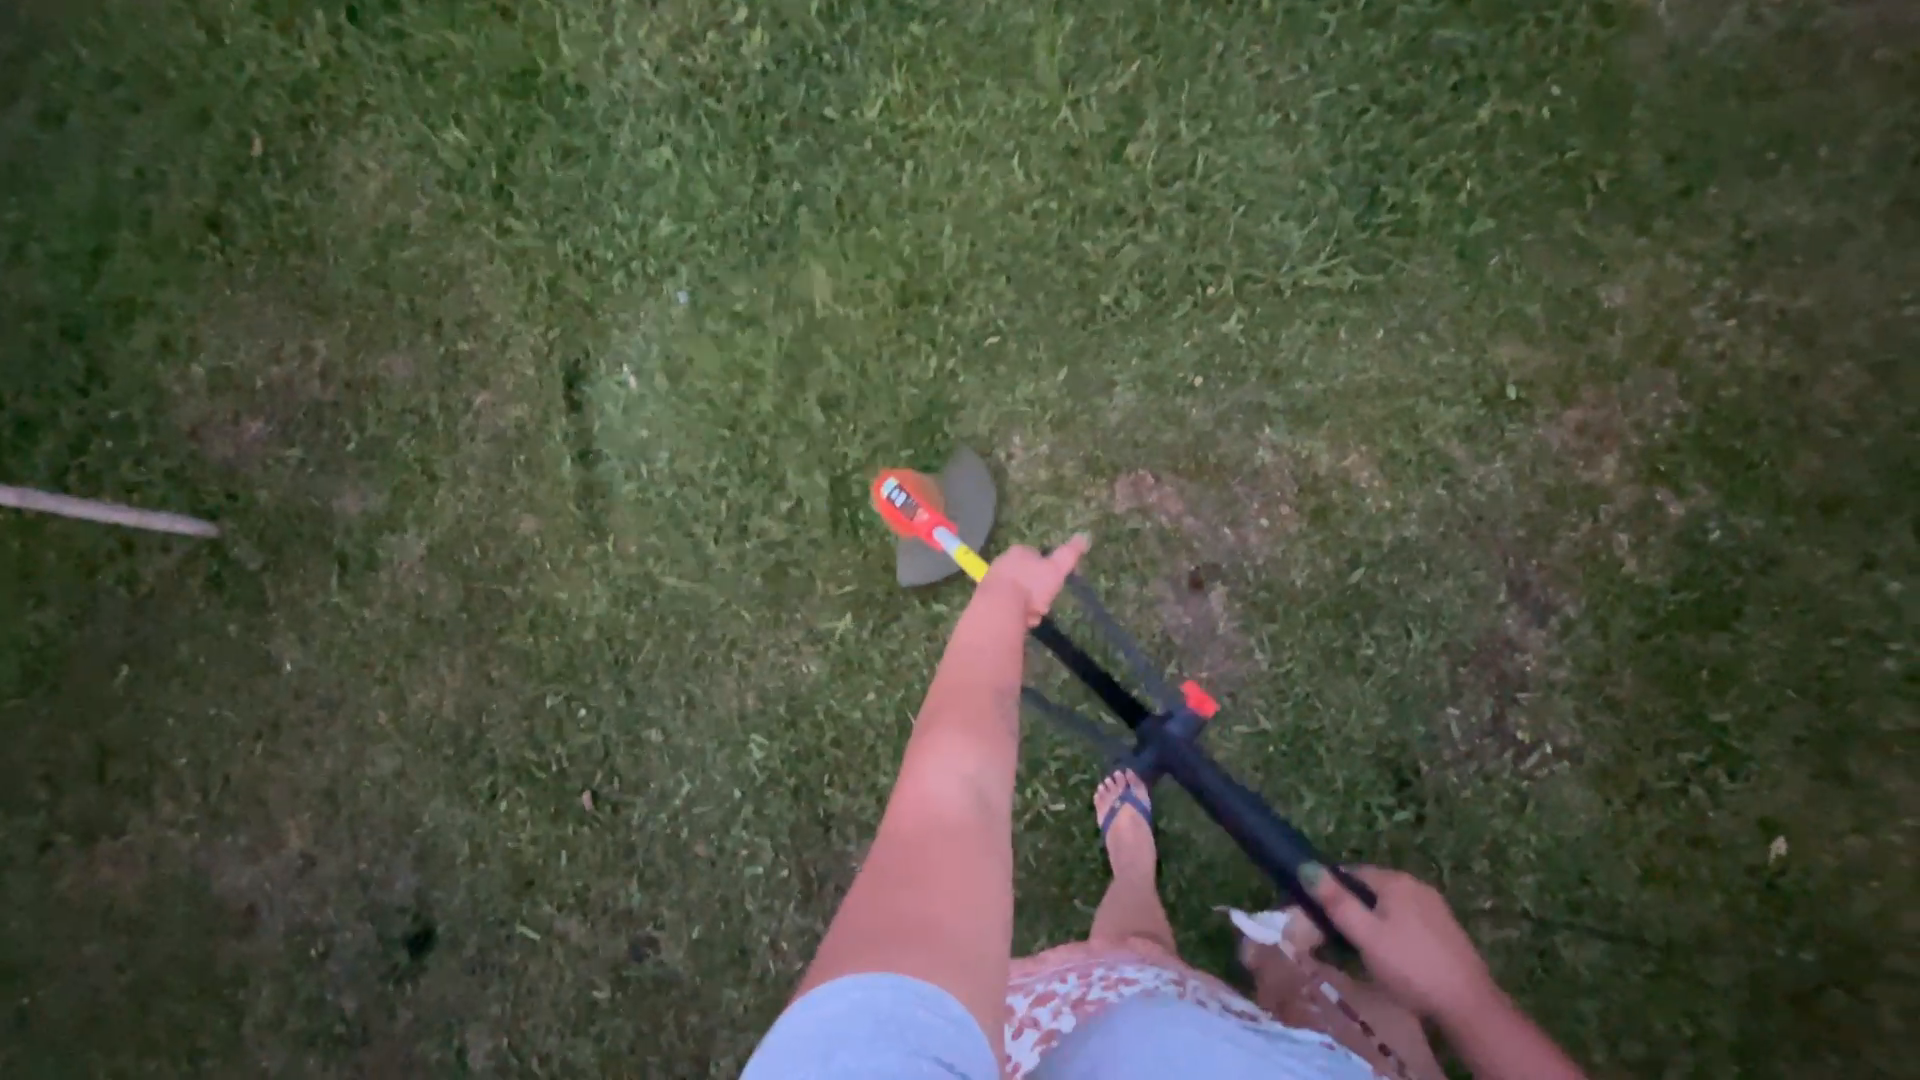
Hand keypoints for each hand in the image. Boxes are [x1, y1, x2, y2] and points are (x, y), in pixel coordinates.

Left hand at [982, 534, 1089, 625]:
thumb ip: (1070, 553)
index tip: (1054, 583)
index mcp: (1019, 551)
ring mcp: (992, 581)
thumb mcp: (1057, 568)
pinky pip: (1007, 606)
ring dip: (1027, 605)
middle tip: (1044, 603)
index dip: (1048, 570)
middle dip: (1037, 591)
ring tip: (1032, 615)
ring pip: (1017, 593)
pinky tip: (1020, 621)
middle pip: (1026, 576)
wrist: (999, 607)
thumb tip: (1085, 535)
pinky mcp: (985, 599)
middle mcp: (1002, 562)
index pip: (1036, 556)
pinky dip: (1016, 614)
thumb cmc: (1031, 584)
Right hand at [1306, 864, 1501, 1021]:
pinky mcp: (1447, 930)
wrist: (1469, 1006)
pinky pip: (1409, 920)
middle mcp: (1417, 885)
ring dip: (1374, 919)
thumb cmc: (1409, 966)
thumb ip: (1336, 901)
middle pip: (1372, 888)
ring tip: (1363, 948)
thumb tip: (1306, 867)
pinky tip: (1394, 956)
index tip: (1320, 914)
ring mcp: (1436, 908)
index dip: (1332, 890)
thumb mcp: (1365, 935)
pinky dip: (1395, 931)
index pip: (1351, 872)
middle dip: (1354, 906)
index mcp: (1395, 881)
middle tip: (1340, 935)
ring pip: (1391, 906)